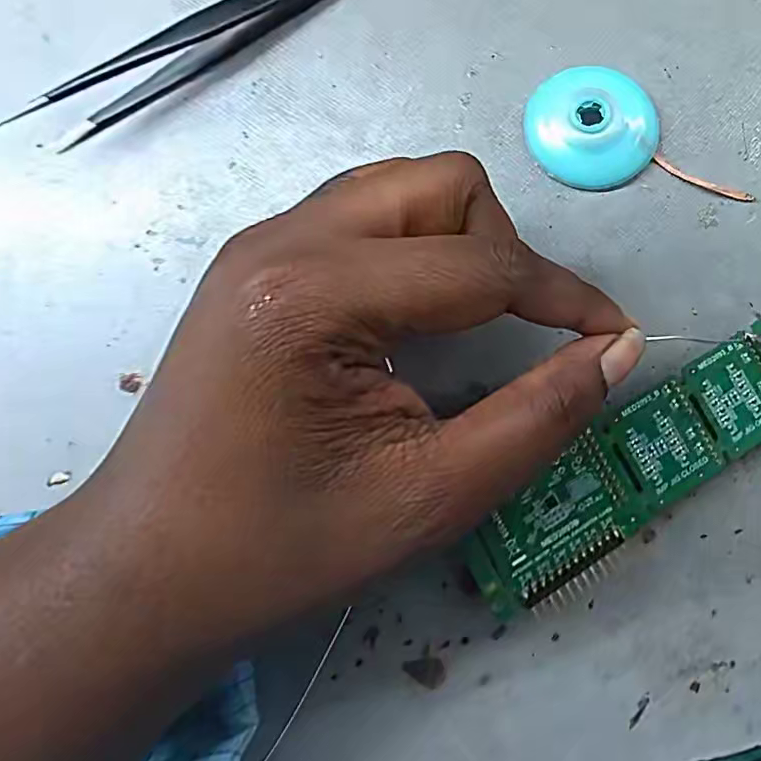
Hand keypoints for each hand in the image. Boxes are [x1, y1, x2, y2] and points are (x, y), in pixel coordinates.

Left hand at [0, 151, 643, 760]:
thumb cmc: (286, 546)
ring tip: (472, 314)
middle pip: (449, 184)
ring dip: (469, 239)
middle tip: (518, 327)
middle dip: (507, 252)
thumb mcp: (436, 496)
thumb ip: (543, 415)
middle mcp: (285, 240)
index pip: (484, 265)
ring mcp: (270, 238)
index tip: (614, 333)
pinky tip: (421, 305)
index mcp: (314, 298)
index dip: (568, 299)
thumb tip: (619, 349)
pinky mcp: (268, 252)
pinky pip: (379, 205)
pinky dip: (428, 241)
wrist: (141, 576)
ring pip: (414, 183)